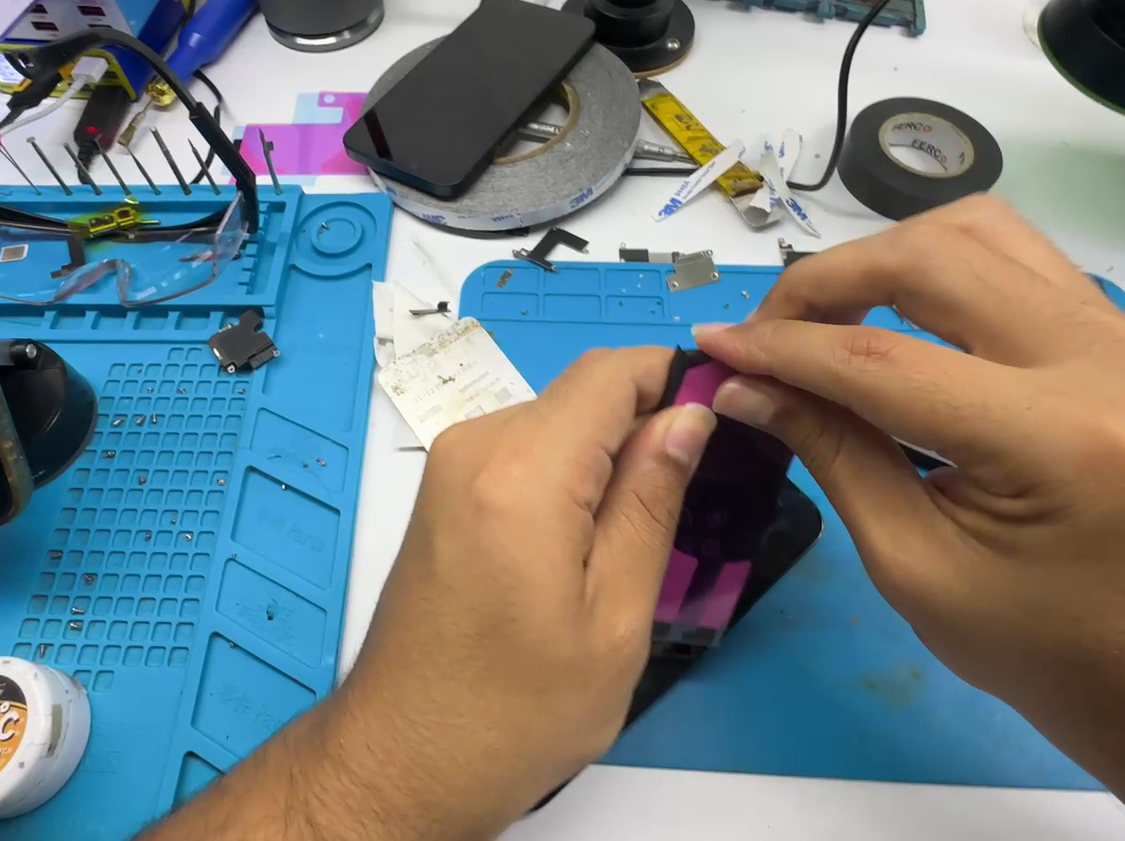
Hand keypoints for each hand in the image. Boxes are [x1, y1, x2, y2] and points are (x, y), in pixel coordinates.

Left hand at [315, 347, 715, 838]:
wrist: (404, 752)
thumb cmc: (517, 709)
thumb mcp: (613, 618)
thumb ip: (651, 501)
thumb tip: (688, 416)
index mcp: (520, 473)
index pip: (609, 372)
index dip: (672, 376)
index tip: (720, 415)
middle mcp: (475, 444)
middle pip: (581, 392)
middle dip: (643, 420)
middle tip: (683, 495)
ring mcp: (450, 460)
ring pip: (555, 417)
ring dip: (604, 450)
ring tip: (629, 531)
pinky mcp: (443, 483)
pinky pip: (523, 444)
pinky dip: (566, 467)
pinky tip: (580, 535)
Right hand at [693, 196, 1124, 839]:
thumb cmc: (1050, 656)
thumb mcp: (912, 565)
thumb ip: (828, 452)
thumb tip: (742, 385)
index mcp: (1062, 443)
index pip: (880, 360)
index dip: (780, 348)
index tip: (711, 346)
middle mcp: (1114, 363)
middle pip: (930, 258)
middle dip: (823, 283)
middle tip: (766, 332)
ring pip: (977, 231)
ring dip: (879, 259)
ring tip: (825, 317)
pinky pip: (1015, 259)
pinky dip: (934, 268)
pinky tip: (895, 315)